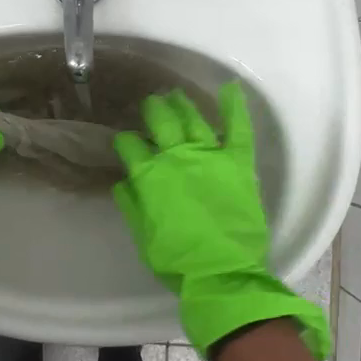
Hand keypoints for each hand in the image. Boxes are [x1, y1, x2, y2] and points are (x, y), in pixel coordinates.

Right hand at [113, 82, 330, 360]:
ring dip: (182, 104)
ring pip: (193, 119)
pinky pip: (237, 128)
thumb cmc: (177, 260)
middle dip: (153, 110)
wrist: (220, 272)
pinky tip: (229, 88)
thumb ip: (132, 206)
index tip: (126, 142)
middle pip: (162, 122)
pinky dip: (234, 107)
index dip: (126, 142)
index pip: (131, 147)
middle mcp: (176, 158)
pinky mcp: (238, 163)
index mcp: (150, 177)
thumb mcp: (143, 236)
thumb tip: (122, 183)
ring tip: (175, 95)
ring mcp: (209, 156)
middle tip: (151, 104)